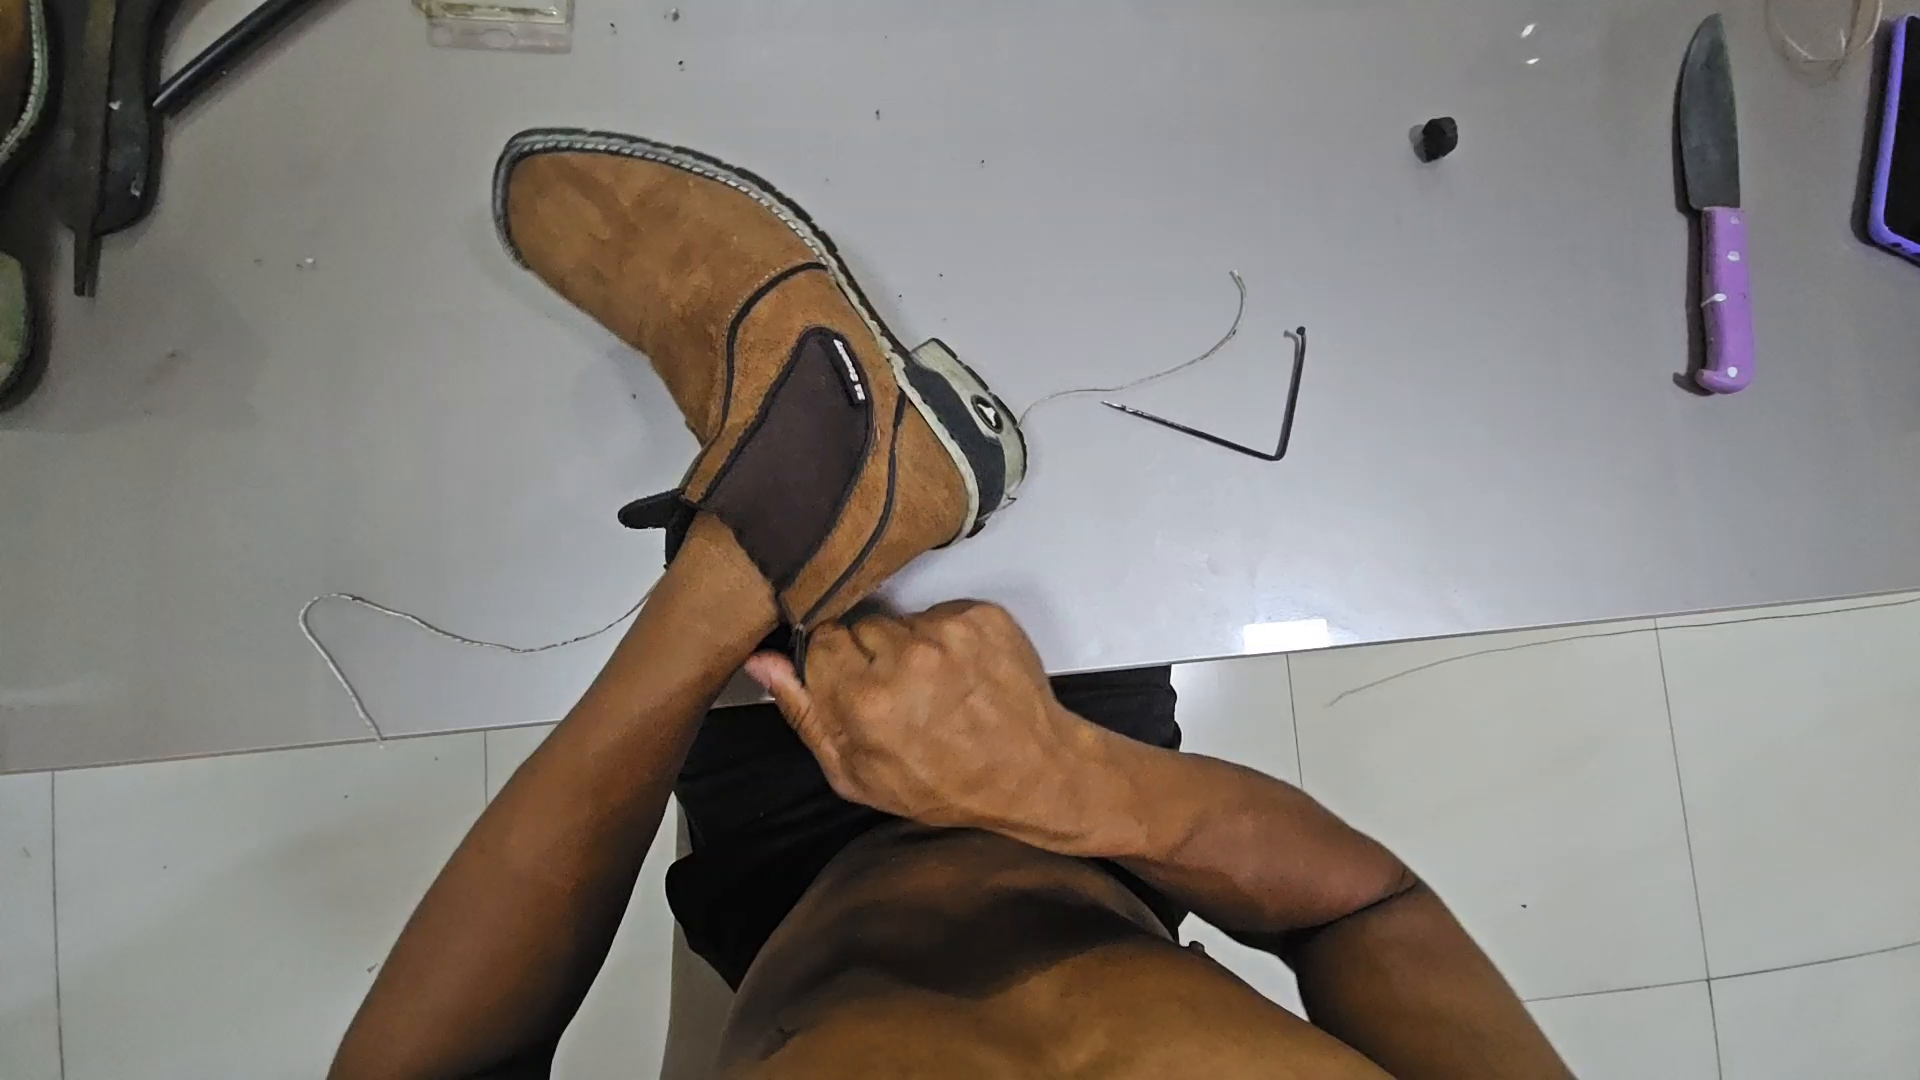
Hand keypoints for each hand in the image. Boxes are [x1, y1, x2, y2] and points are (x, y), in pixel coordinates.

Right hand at [745, 602, 1123, 849]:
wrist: (1032, 770)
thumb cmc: (944, 784)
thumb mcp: (860, 775)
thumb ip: (806, 715)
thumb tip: (763, 662)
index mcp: (865, 700)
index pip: (818, 641)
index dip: (834, 663)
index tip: (854, 682)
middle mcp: (905, 656)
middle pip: (859, 625)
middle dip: (870, 653)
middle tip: (900, 691)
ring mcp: (949, 631)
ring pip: (900, 618)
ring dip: (908, 644)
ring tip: (935, 684)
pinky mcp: (981, 614)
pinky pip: (941, 613)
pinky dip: (946, 636)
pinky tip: (962, 673)